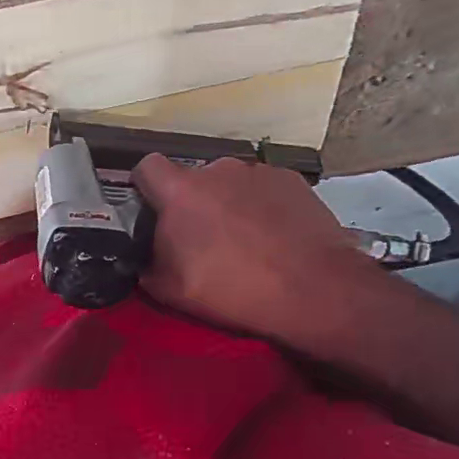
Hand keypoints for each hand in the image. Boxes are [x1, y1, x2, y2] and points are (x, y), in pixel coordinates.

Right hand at [131, 154, 381, 338]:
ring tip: (249, 240)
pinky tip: (277, 234)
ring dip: (231, 204)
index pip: (147, 167)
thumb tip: (145, 255)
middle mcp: (218, 169)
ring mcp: (258, 172)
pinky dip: (264, 206)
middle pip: (194, 180)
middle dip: (195, 204)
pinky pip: (264, 189)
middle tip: (208, 240)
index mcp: (182, 191)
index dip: (146, 186)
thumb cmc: (235, 290)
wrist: (312, 288)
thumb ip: (148, 264)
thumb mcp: (173, 291)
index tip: (154, 210)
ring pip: (231, 184)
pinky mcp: (291, 179)